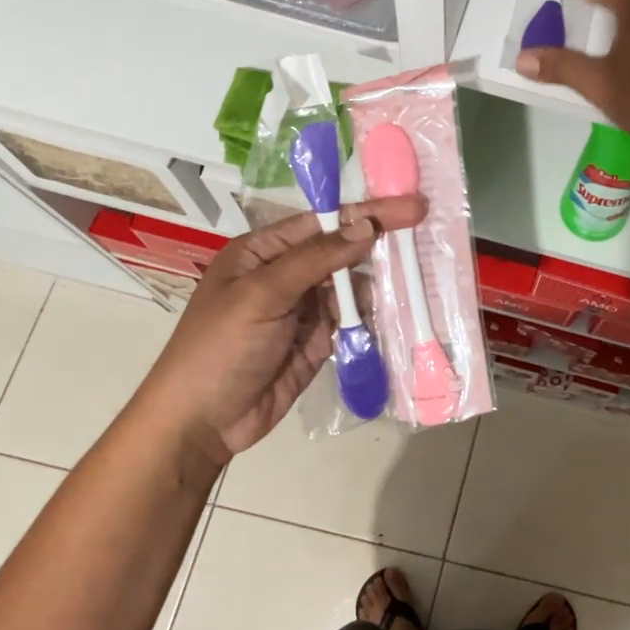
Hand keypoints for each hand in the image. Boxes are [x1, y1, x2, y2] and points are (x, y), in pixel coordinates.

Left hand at [132, 194, 426, 461]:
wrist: (203, 421)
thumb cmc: (220, 348)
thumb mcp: (262, 295)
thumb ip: (316, 259)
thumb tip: (366, 226)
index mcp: (261, 252)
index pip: (322, 223)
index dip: (367, 213)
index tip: (412, 208)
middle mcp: (284, 275)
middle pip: (341, 251)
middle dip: (379, 244)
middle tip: (426, 234)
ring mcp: (302, 310)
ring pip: (350, 287)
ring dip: (379, 283)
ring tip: (420, 275)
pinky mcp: (317, 342)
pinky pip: (352, 321)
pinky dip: (373, 317)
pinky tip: (399, 311)